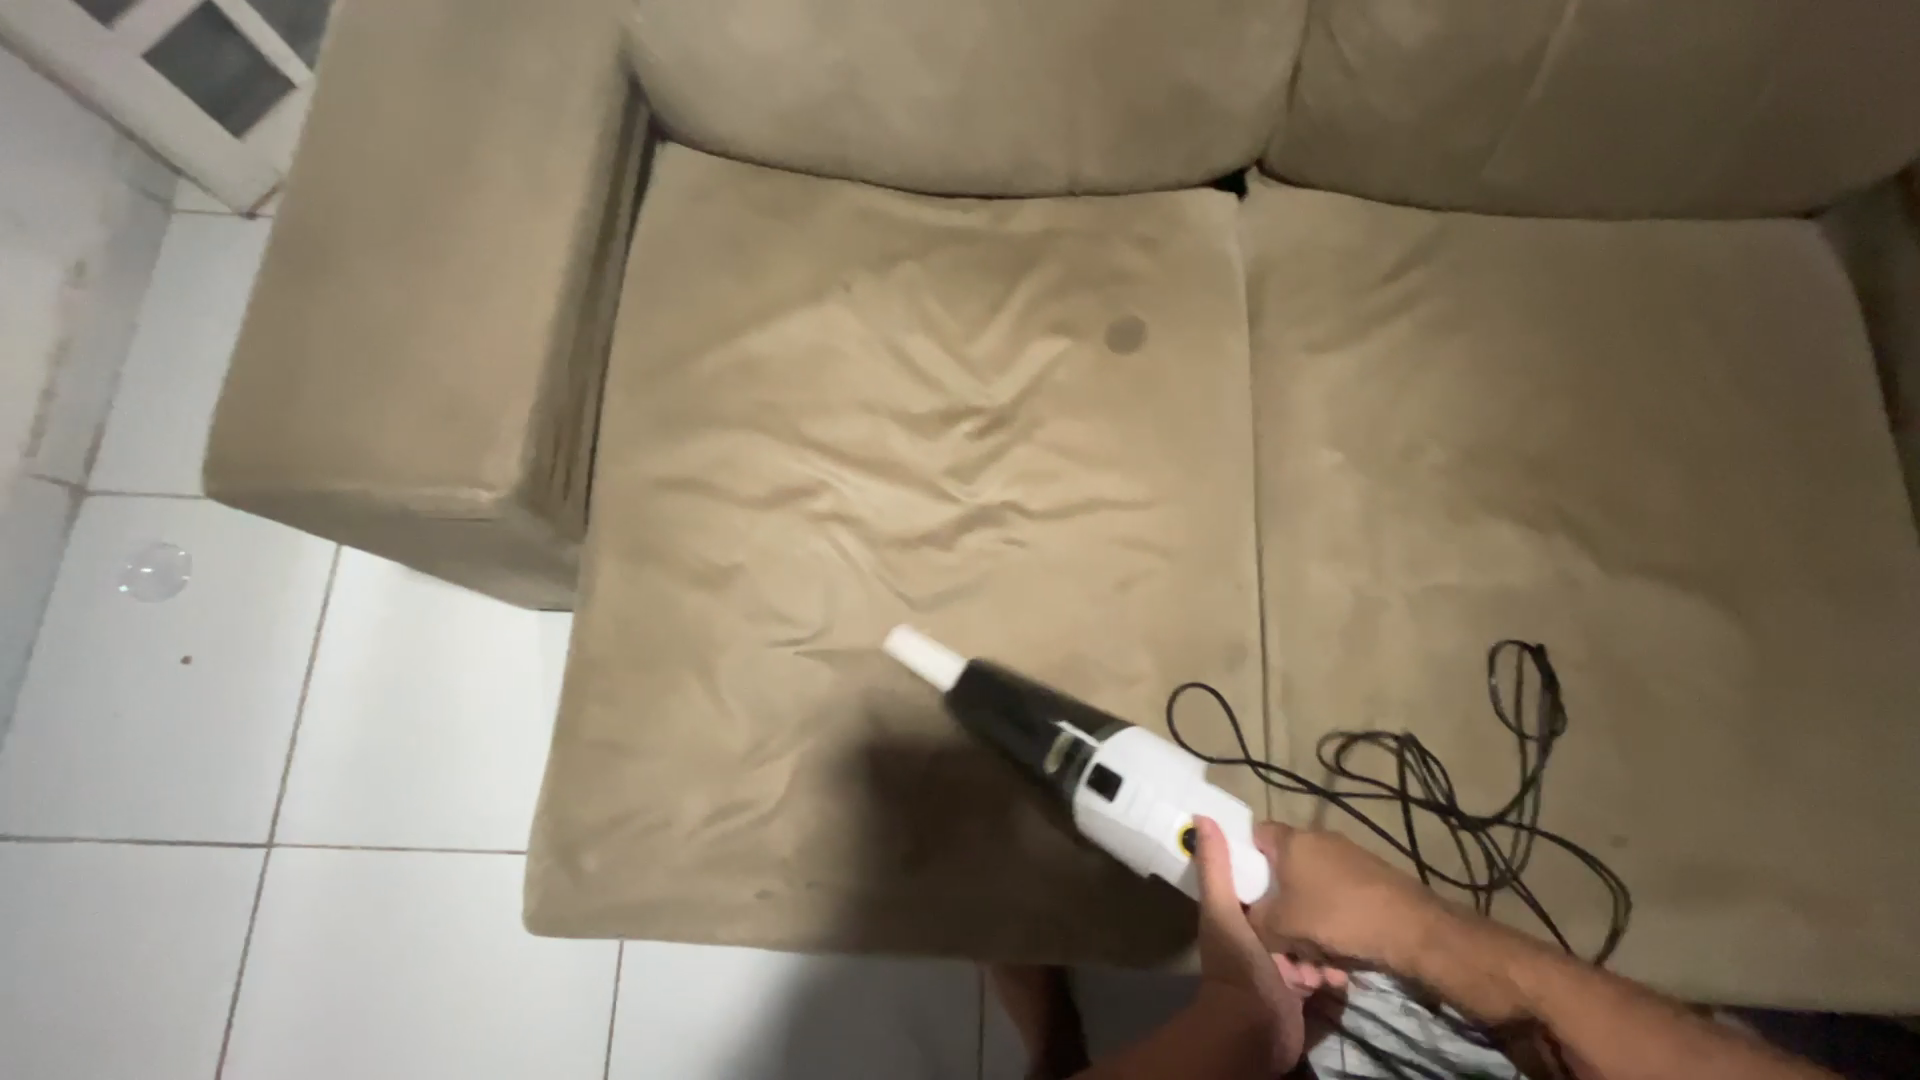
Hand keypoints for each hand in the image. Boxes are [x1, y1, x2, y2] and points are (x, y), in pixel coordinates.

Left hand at [1191, 816, 1346, 1071]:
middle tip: (1331, 903)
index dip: (1275, 872)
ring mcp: (1281, 965)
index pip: (1257, 884)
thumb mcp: (1222, 910)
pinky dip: (1332, 972)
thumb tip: (1200, 817)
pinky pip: (1324, 973)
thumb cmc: (1237, 964)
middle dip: (1309, 911)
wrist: (1255, 1030)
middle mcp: (1257, 937)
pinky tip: (1340, 972)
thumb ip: (1215, 867)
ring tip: (1339, 943)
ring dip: (1324, 944)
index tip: (1301, 857)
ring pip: (1311, 942)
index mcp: (1235, 915)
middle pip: (1290, 913)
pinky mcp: (1302, 989)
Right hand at [1244, 822, 1450, 971]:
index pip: (1256, 835)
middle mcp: (1318, 838)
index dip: (1246, 859)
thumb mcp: (1281, 926)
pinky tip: (1341, 955)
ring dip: (1309, 920)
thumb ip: (1255, 919)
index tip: (1248, 890)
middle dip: (1282, 905)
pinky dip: (1335, 921)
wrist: (1412, 928)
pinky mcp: (1372, 876)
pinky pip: (1339, 896)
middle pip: (1286, 867)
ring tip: (1317, 961)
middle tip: (1283, 939)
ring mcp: (1349, 856)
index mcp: (1291, 840)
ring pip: (1314, 888)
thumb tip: (1249, 918)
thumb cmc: (1336, 916)